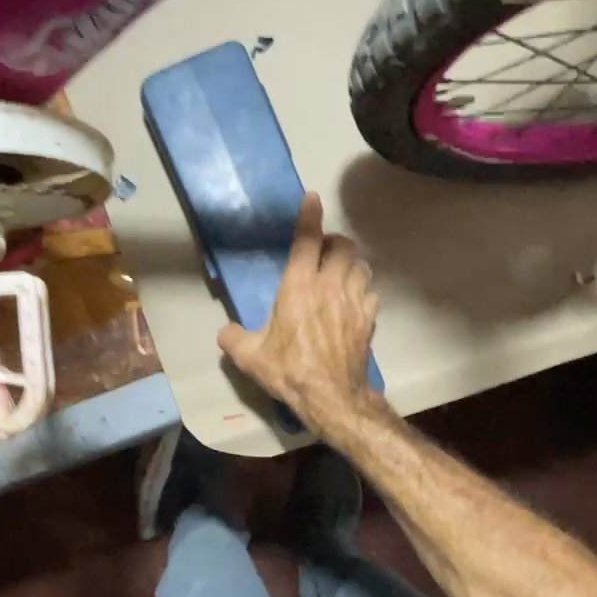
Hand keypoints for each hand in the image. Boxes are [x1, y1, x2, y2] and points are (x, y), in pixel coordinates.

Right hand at [217, 193, 381, 435]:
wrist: (330, 397)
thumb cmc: (288, 372)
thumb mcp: (249, 357)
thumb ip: (233, 338)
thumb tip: (225, 332)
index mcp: (299, 287)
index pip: (307, 240)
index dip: (309, 217)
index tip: (312, 199)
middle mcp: (330, 286)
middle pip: (344, 246)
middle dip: (335, 242)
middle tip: (325, 251)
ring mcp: (354, 301)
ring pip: (361, 266)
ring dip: (352, 263)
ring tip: (342, 272)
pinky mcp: (368, 319)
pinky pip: (371, 292)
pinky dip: (363, 290)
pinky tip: (355, 301)